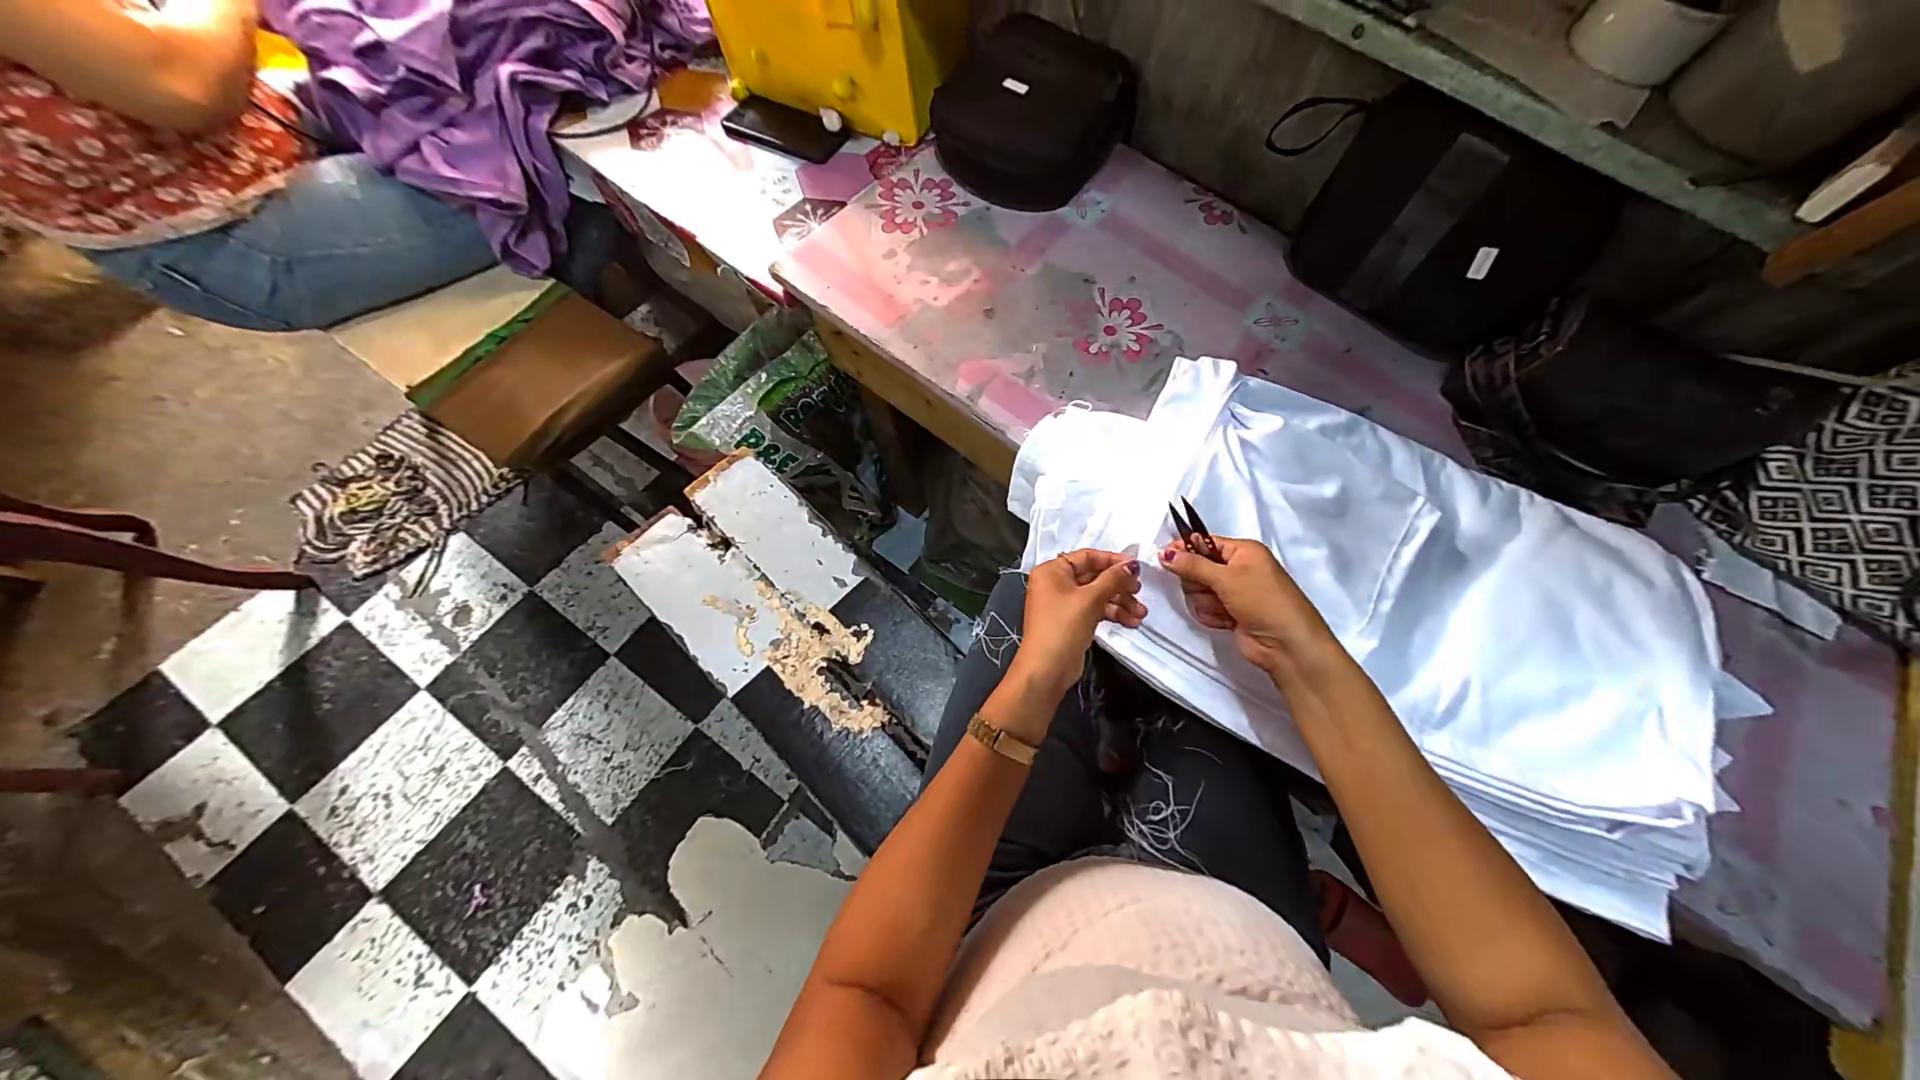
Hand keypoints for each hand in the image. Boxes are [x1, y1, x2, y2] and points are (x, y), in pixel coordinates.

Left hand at [1007, 549, 1146, 700]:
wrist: (1047, 668)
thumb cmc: (1063, 626)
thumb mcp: (1090, 599)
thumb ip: (1113, 579)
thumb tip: (1133, 565)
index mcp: (1052, 570)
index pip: (1087, 557)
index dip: (1112, 560)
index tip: (1137, 567)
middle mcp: (1055, 583)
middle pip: (1094, 576)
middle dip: (1119, 586)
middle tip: (1139, 592)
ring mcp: (1063, 603)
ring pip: (1097, 595)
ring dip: (1120, 602)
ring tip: (1140, 614)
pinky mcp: (1072, 621)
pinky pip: (1094, 610)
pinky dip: (1112, 614)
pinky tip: (1131, 622)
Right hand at [1158, 537, 1341, 678]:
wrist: (1286, 644)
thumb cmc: (1263, 601)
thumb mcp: (1227, 578)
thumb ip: (1193, 565)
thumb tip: (1164, 552)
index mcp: (1243, 551)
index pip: (1204, 542)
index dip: (1184, 549)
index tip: (1166, 558)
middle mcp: (1237, 568)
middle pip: (1196, 568)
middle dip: (1198, 582)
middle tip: (1210, 590)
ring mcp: (1232, 592)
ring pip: (1197, 590)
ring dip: (1206, 602)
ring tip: (1224, 610)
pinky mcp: (1228, 612)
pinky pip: (1204, 607)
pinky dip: (1212, 615)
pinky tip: (1226, 621)